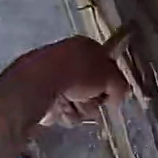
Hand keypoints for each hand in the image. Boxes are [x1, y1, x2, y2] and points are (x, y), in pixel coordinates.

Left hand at [4, 36, 133, 127]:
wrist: (40, 81)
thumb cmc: (79, 74)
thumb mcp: (111, 78)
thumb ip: (120, 86)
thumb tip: (120, 95)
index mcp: (85, 45)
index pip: (105, 66)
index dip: (109, 84)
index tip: (110, 97)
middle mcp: (67, 55)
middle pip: (89, 86)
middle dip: (92, 100)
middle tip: (90, 104)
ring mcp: (50, 72)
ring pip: (74, 99)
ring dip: (77, 109)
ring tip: (72, 108)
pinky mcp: (37, 90)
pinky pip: (57, 106)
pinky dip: (61, 112)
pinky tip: (58, 111)